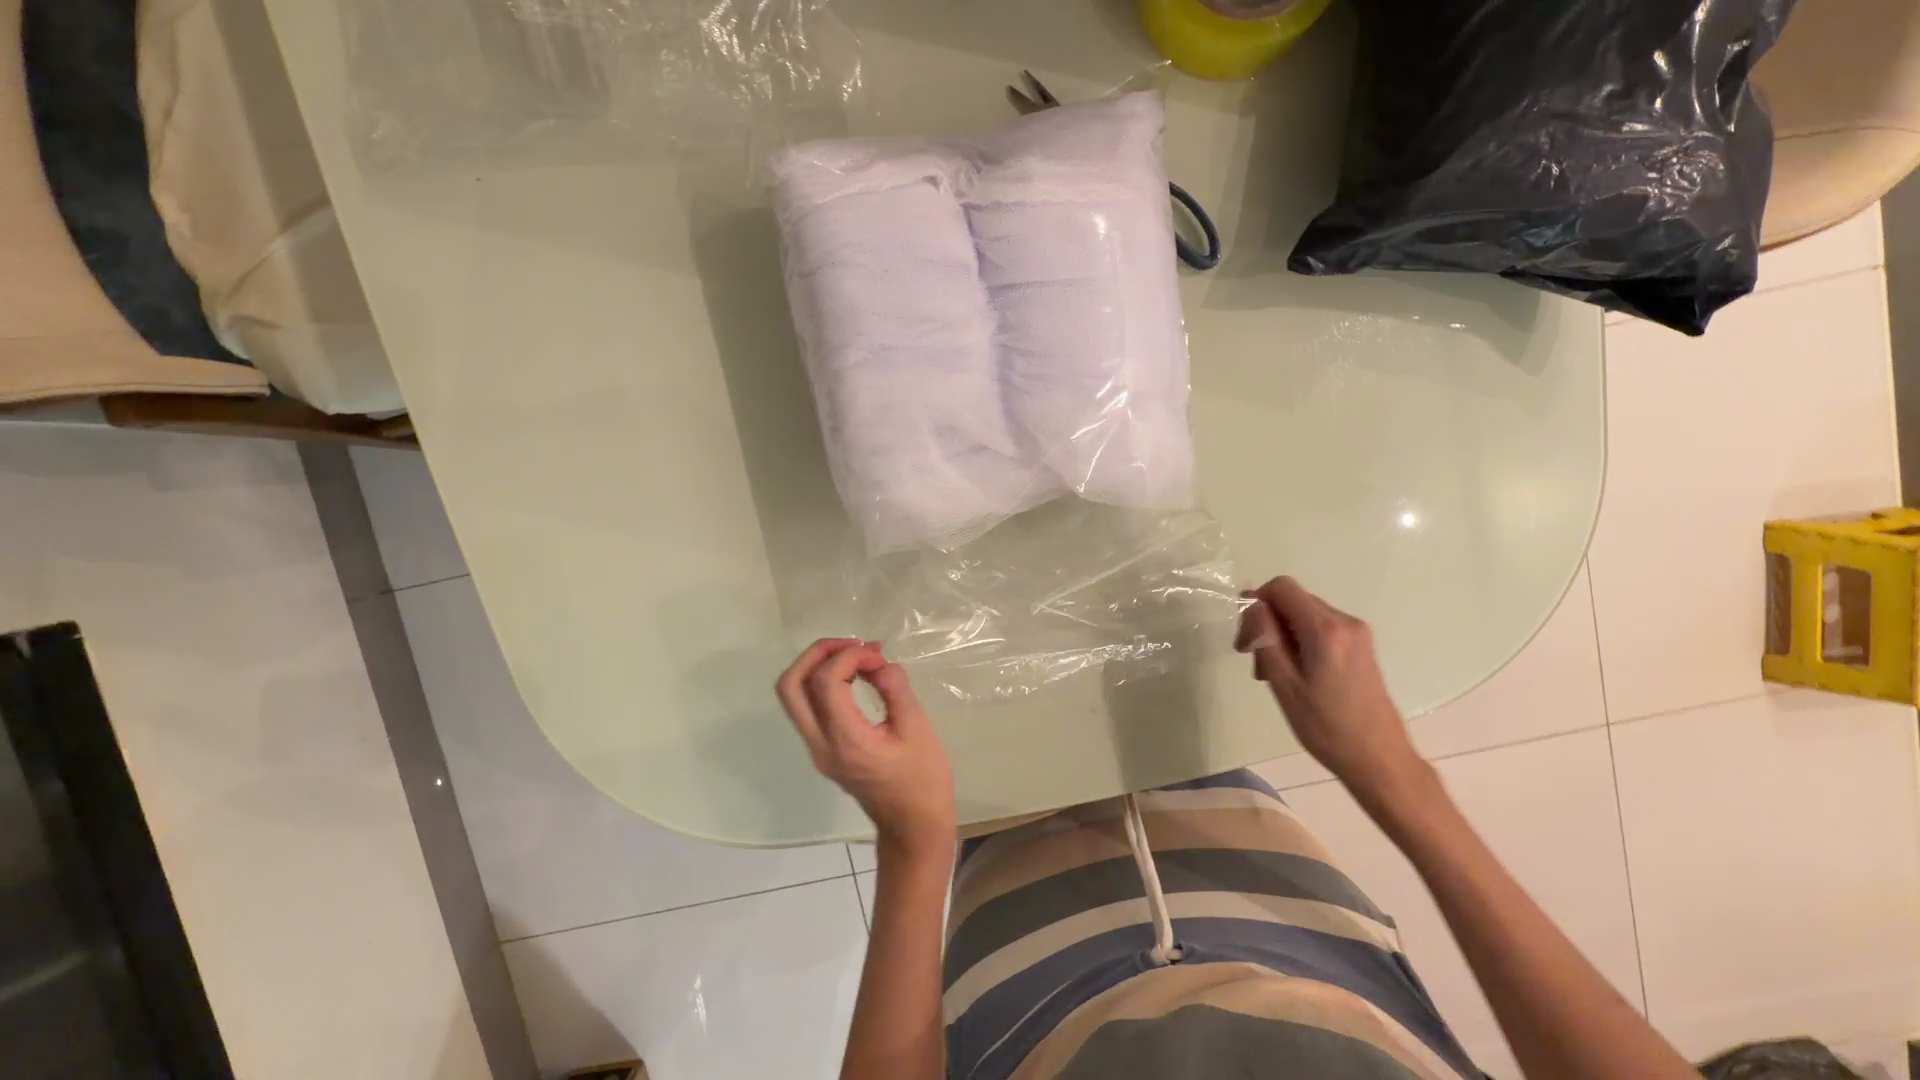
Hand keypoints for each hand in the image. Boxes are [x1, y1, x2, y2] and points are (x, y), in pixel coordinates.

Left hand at [776, 639, 955, 856]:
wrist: (912, 826)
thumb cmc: (923, 780)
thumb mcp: (918, 729)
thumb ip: (895, 689)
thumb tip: (878, 662)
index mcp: (846, 741)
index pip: (827, 683)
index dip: (849, 657)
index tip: (879, 656)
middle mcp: (821, 745)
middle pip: (791, 686)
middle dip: (817, 654)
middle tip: (852, 644)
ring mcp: (816, 750)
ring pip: (793, 696)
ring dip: (818, 666)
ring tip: (855, 656)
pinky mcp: (822, 751)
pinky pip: (809, 708)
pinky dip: (824, 683)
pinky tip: (855, 676)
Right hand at [1235, 577, 1420, 796]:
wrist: (1379, 759)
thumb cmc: (1327, 727)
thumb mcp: (1285, 684)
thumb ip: (1265, 639)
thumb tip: (1252, 606)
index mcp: (1326, 629)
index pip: (1282, 587)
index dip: (1256, 603)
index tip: (1246, 639)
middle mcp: (1346, 622)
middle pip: (1293, 601)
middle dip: (1267, 624)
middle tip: (1257, 665)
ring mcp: (1357, 634)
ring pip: (1305, 616)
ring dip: (1282, 637)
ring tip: (1275, 676)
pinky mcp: (1361, 647)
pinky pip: (1321, 630)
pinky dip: (1301, 643)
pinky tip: (1297, 676)